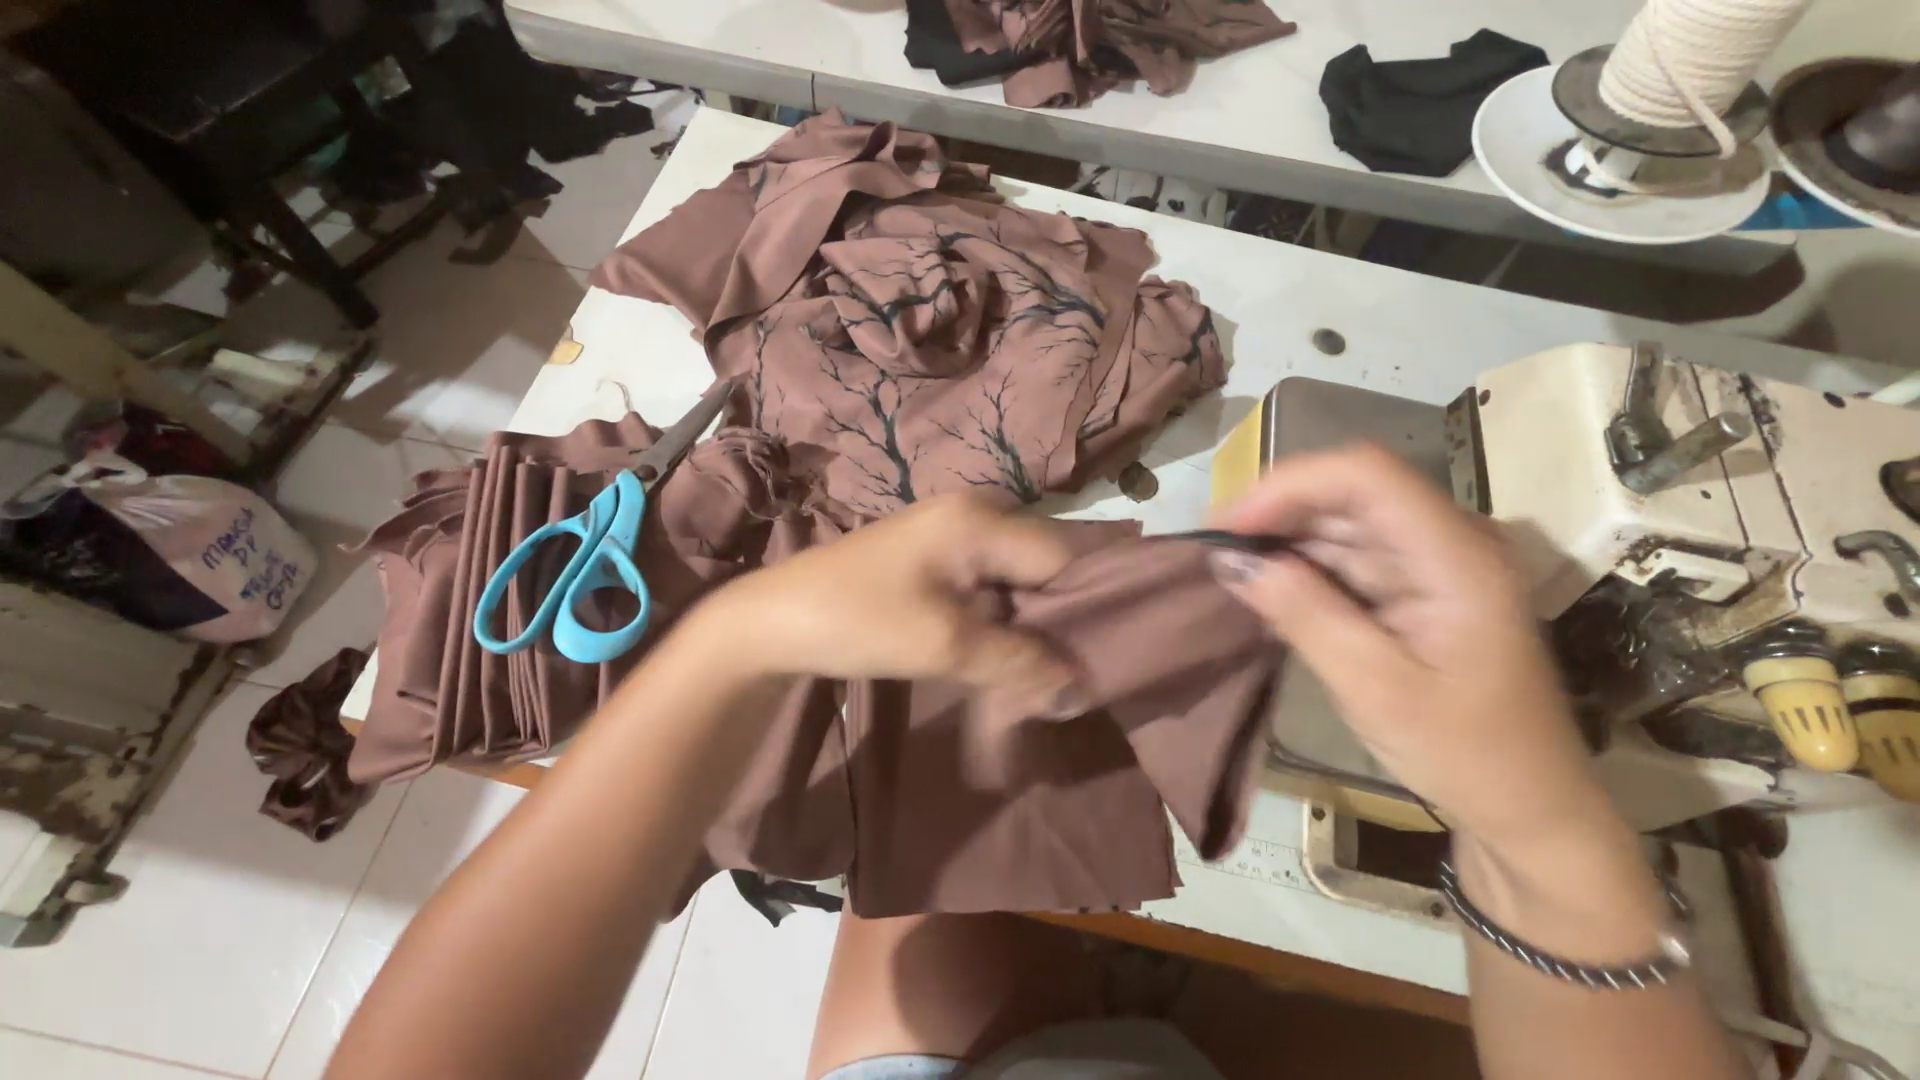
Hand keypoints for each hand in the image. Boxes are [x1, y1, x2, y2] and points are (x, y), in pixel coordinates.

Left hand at [696, 493, 1078, 712]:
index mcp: (981, 519)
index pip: (1067, 553)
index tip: (1117, 647)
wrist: (774, 620)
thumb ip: (1017, 662)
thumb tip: (1079, 688)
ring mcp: (955, 535)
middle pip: (1049, 561)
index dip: (1096, 599)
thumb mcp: (944, 645)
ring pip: (1023, 577)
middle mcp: (976, 514)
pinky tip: (1021, 652)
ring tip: (1064, 665)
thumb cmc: (857, 619)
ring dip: (1040, 621)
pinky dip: (1010, 618)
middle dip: (1070, 612)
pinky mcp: (938, 560)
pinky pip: (994, 585)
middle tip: (1093, 663)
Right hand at [1209, 444, 1618, 848]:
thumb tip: (1229, 559)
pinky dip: (1305, 568)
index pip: (1365, 476)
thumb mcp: (1373, 686)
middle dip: (1277, 511)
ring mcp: (1435, 564)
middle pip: (1352, 492)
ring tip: (1229, 570)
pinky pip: (1352, 558)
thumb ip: (1302, 612)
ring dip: (1285, 540)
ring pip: (1345, 522)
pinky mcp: (1420, 588)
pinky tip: (1267, 592)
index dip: (1289, 486)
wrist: (1529, 808)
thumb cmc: (1463, 752)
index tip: (1228, 526)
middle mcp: (1449, 542)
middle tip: (1212, 549)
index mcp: (1455, 556)